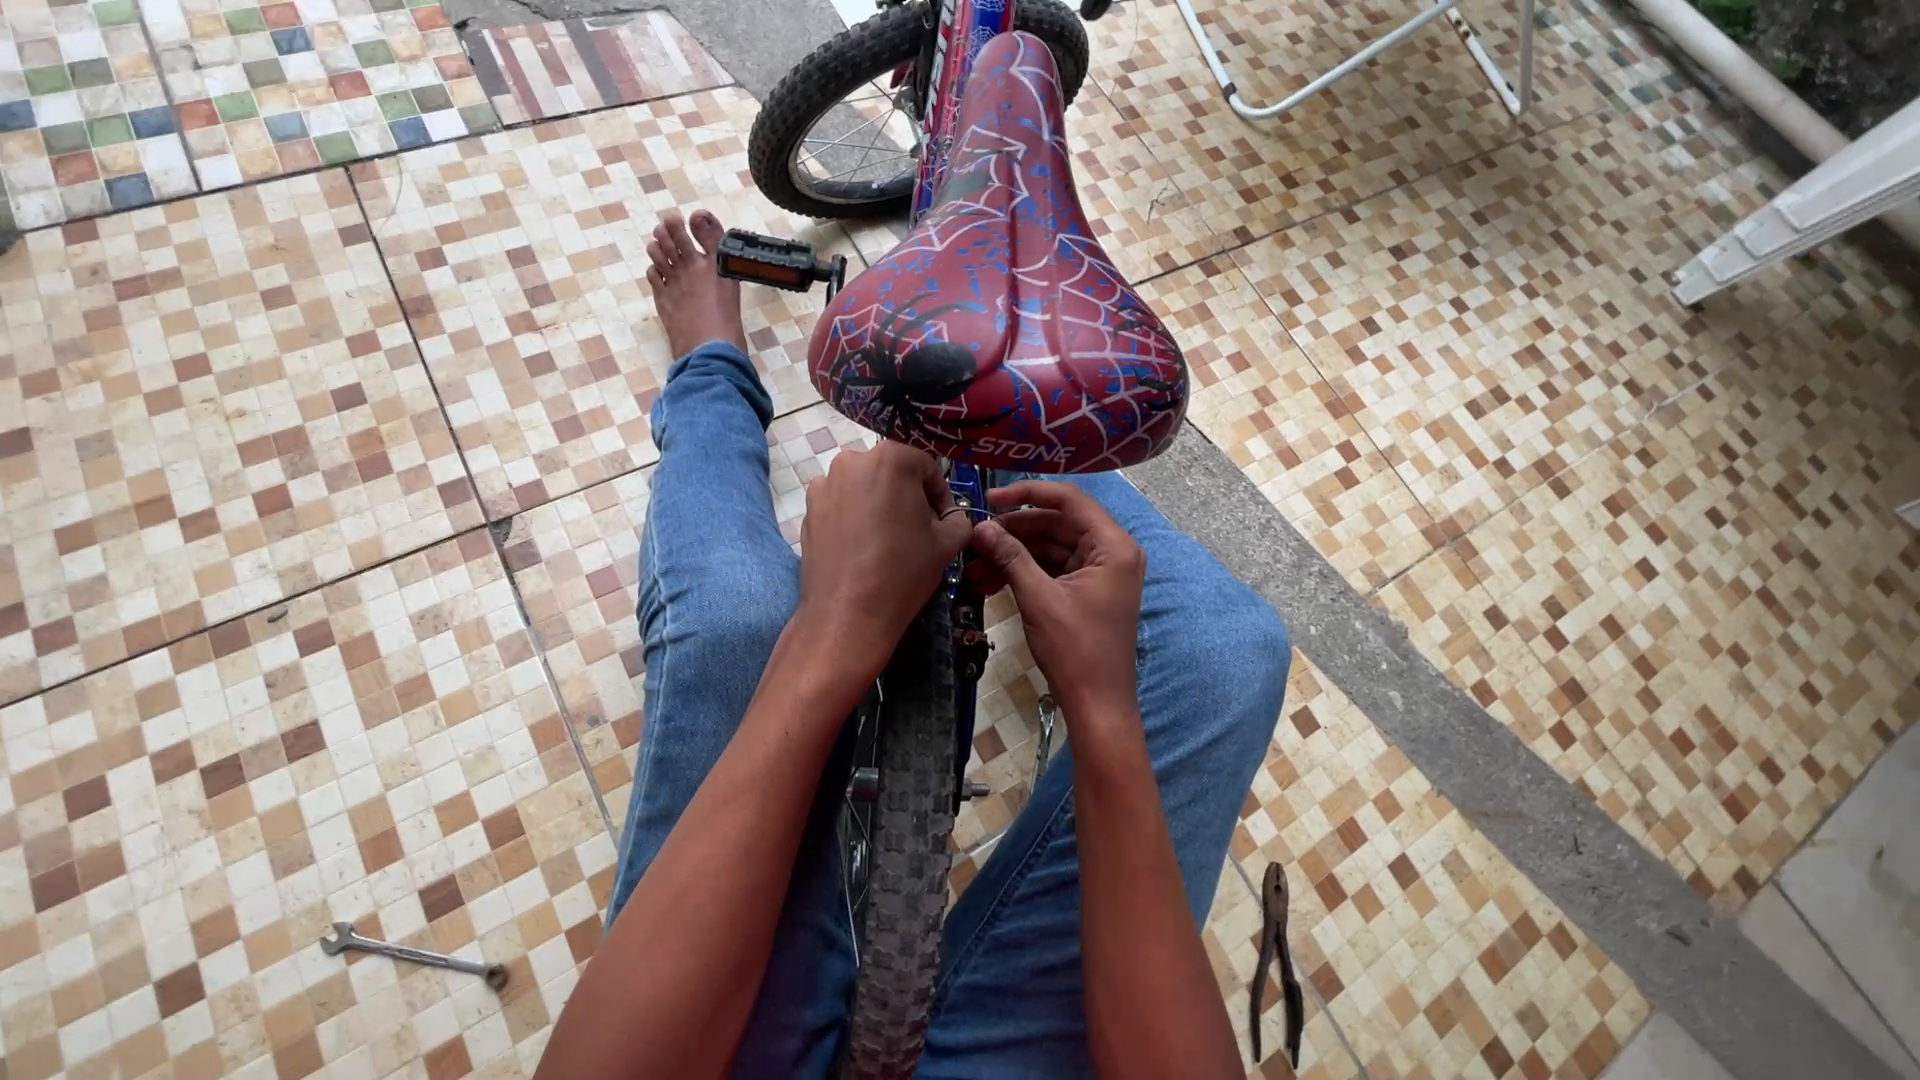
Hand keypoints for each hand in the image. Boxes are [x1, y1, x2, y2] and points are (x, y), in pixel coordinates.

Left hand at [798, 441, 973, 679]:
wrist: (848, 614)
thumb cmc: (903, 572)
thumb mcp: (947, 544)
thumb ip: (958, 519)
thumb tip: (953, 518)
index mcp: (891, 458)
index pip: (927, 465)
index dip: (940, 494)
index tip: (943, 522)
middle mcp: (852, 461)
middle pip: (892, 473)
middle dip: (907, 497)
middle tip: (917, 531)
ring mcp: (824, 484)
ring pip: (864, 488)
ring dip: (879, 506)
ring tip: (888, 541)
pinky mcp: (807, 509)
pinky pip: (841, 505)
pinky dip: (854, 518)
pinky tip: (862, 548)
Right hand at [968, 480, 1143, 719]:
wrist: (1097, 704)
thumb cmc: (1075, 649)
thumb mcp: (1039, 598)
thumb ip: (1011, 556)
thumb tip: (980, 528)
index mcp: (1113, 545)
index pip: (1069, 500)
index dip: (1027, 493)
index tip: (990, 498)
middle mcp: (1112, 551)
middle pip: (1057, 524)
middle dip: (1014, 532)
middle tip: (975, 540)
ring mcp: (1101, 572)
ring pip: (1051, 548)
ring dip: (1014, 555)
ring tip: (975, 568)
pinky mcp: (1087, 591)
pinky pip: (1053, 569)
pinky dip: (1024, 573)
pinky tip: (990, 582)